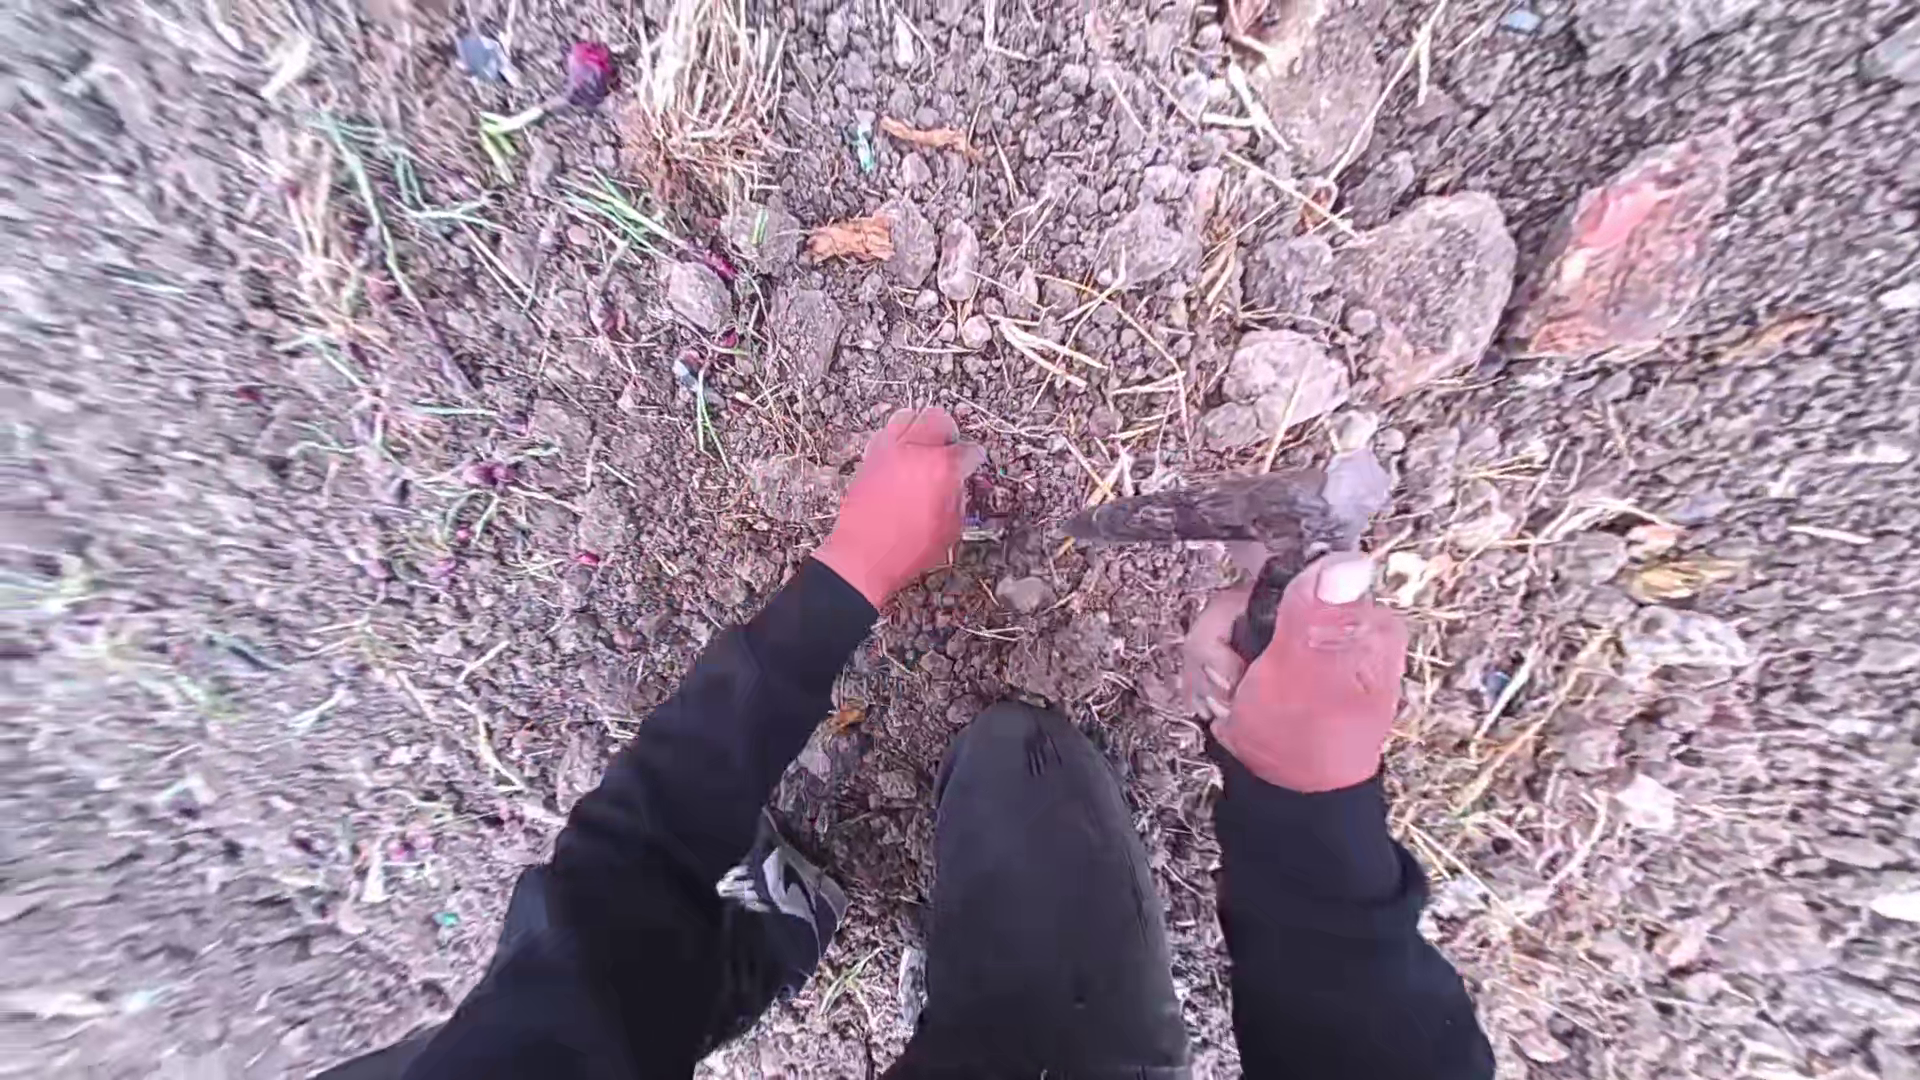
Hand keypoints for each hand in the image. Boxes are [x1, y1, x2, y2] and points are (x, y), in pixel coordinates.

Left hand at [814, 407, 984, 606]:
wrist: (863, 558)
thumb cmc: (903, 550)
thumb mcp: (950, 530)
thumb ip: (958, 500)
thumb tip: (959, 487)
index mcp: (942, 468)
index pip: (968, 450)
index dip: (975, 457)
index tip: (974, 462)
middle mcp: (914, 453)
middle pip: (937, 418)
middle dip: (949, 430)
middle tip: (951, 443)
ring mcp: (888, 453)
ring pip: (907, 417)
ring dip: (919, 426)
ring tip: (924, 442)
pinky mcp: (868, 460)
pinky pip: (884, 434)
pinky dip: (895, 438)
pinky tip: (900, 453)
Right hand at [1185, 552, 1406, 792]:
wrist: (1277, 787)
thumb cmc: (1301, 741)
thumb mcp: (1306, 678)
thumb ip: (1317, 619)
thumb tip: (1346, 562)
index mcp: (1355, 617)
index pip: (1289, 568)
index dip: (1252, 601)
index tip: (1245, 641)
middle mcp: (1323, 618)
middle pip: (1243, 592)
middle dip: (1221, 641)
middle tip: (1234, 680)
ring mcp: (1289, 635)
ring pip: (1220, 617)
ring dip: (1210, 662)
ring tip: (1229, 697)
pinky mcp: (1261, 651)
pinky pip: (1213, 639)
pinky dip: (1208, 670)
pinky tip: (1223, 696)